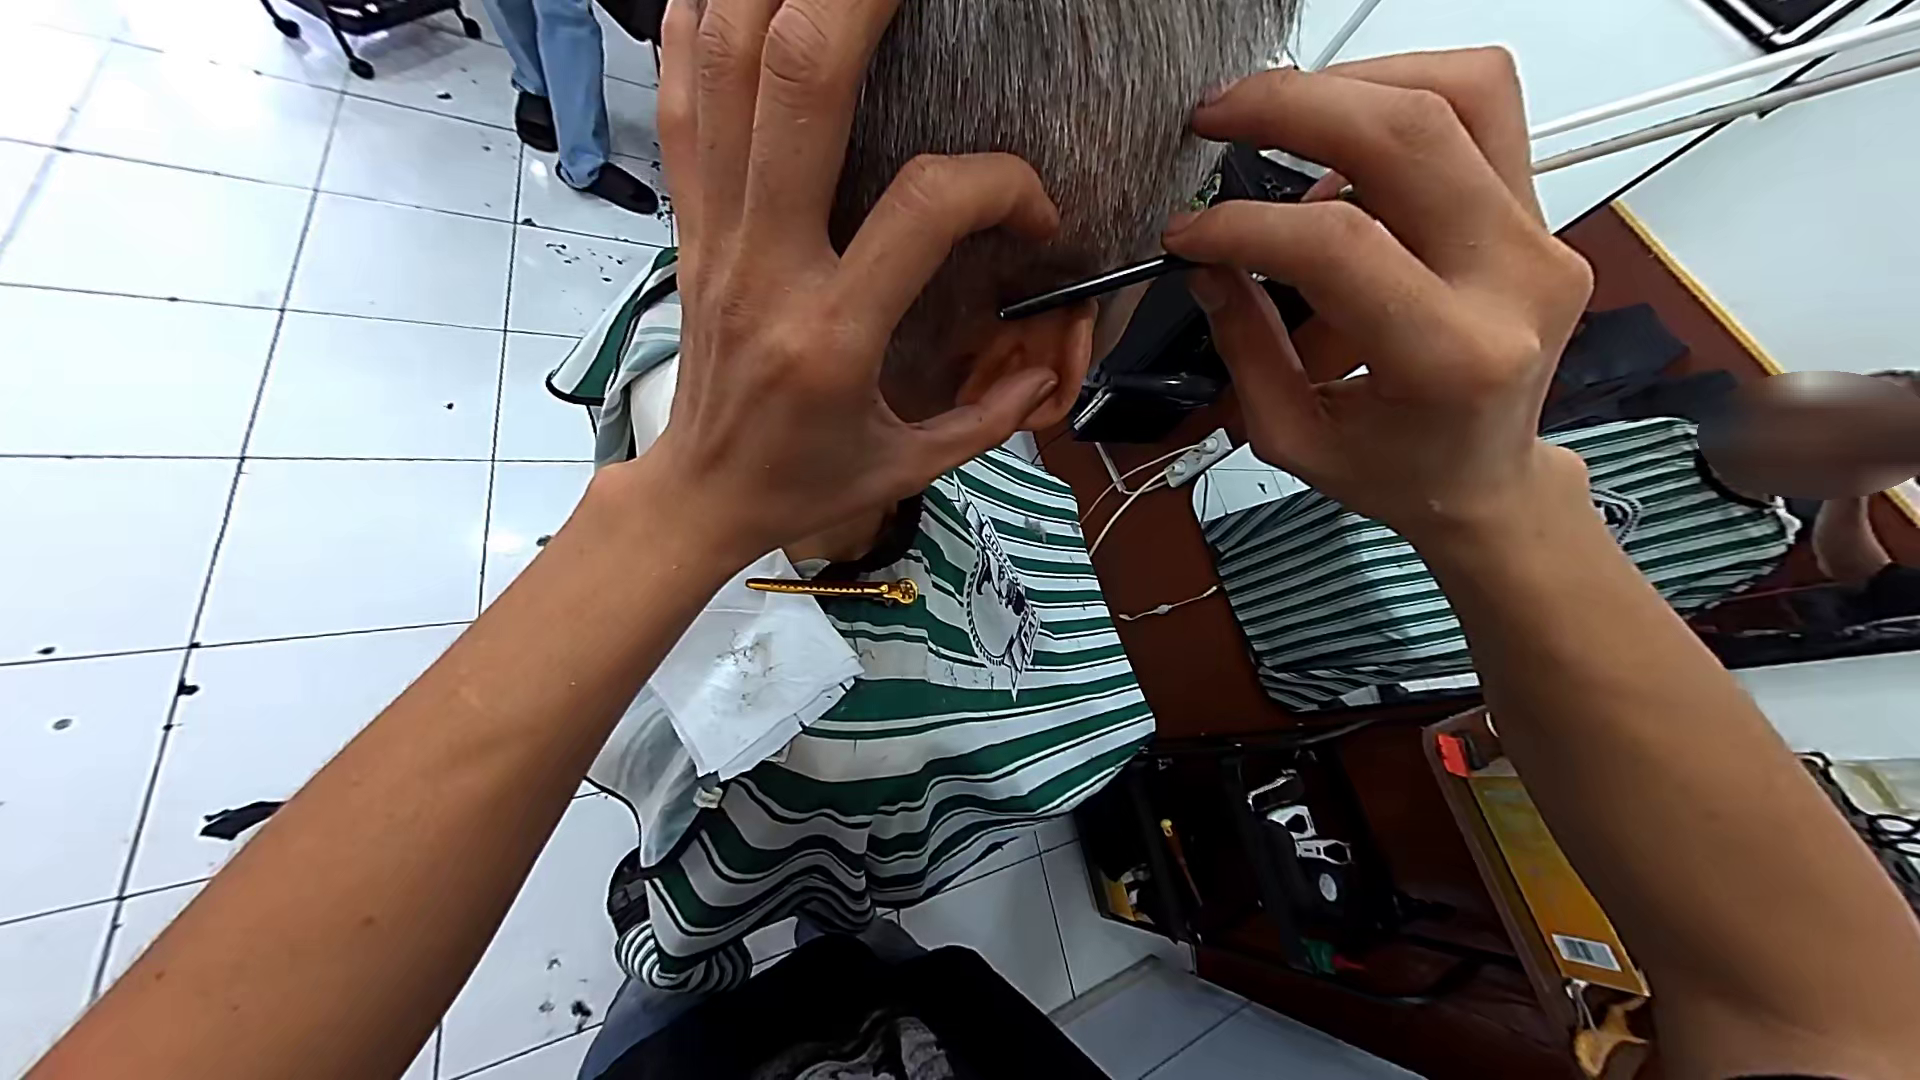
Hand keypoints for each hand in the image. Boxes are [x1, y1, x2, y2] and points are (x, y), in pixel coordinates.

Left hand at [631, 0, 1063, 568]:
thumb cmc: (804, 485)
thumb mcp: (909, 468)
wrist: (706, 493)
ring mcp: (717, 238)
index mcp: (836, 337)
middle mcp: (768, 268)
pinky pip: (683, 100)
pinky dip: (710, 25)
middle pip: (801, 79)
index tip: (1031, 212)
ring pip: (729, 64)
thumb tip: (1043, 376)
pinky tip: (751, 2)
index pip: (929, 205)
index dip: (1001, 184)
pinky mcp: (691, 230)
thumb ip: (987, 421)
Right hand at [1160, 50, 1595, 543]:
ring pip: (1464, 93)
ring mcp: (1541, 236)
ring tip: (1274, 112)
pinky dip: (1397, 100)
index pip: (1338, 247)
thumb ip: (1245, 346)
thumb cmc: (1389, 473)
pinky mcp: (1538, 216)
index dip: (1244, 226)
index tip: (1185, 233)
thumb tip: (1209, 267)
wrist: (1484, 478)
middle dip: (1295, 106)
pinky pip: (1481, 114)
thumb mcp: (1290, 435)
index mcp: (1445, 357)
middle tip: (1216, 114)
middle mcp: (1513, 280)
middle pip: (1413, 133)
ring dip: (1353, 84)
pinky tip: (1334, 141)